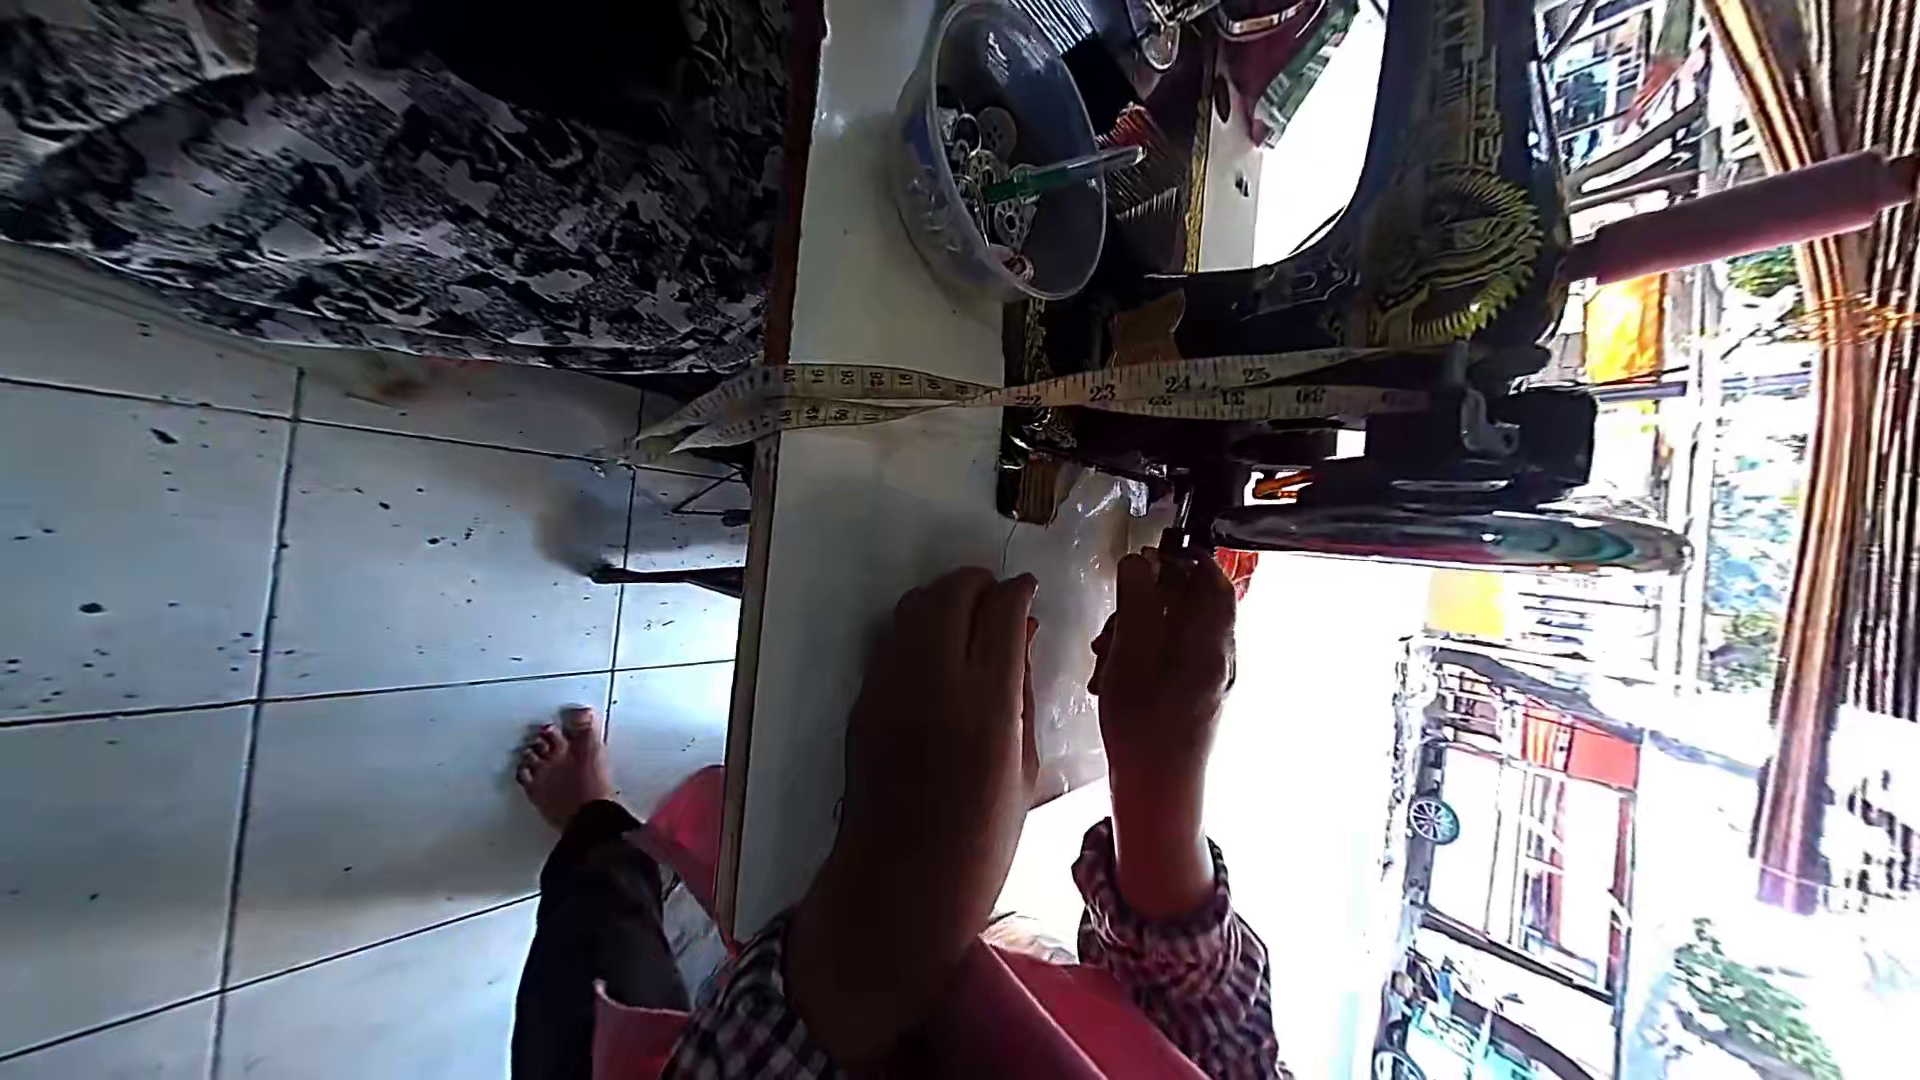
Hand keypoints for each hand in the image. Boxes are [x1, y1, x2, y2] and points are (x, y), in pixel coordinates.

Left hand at [787, 568, 1038, 1065]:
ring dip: (947, 595)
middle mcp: (932, 681)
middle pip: (951, 593)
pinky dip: (920, 624)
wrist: (896, 884)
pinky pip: (895, 637)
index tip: (1026, 590)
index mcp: (985, 705)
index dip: (1018, 591)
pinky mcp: (864, 697)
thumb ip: (1022, 687)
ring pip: (915, 604)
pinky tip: (939, 647)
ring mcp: (889, 686)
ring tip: (969, 614)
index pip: (1002, 612)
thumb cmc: (981, 839)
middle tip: (997, 596)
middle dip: (978, 581)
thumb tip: (1023, 630)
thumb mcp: (1024, 765)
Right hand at [1088, 548, 1235, 917]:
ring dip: (1135, 628)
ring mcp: (1206, 674)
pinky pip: (1167, 653)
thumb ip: (1137, 604)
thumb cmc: (1144, 726)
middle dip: (1146, 600)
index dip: (1184, 558)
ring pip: (1172, 628)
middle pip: (1188, 603)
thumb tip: (1138, 562)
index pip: (1212, 580)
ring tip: (1105, 651)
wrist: (1157, 789)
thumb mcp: (1131, 656)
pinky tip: (1111, 670)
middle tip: (1114, 617)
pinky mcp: (1191, 690)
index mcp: (1211, 642)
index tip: (1151, 555)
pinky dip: (1139, 650)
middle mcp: (1217, 655)